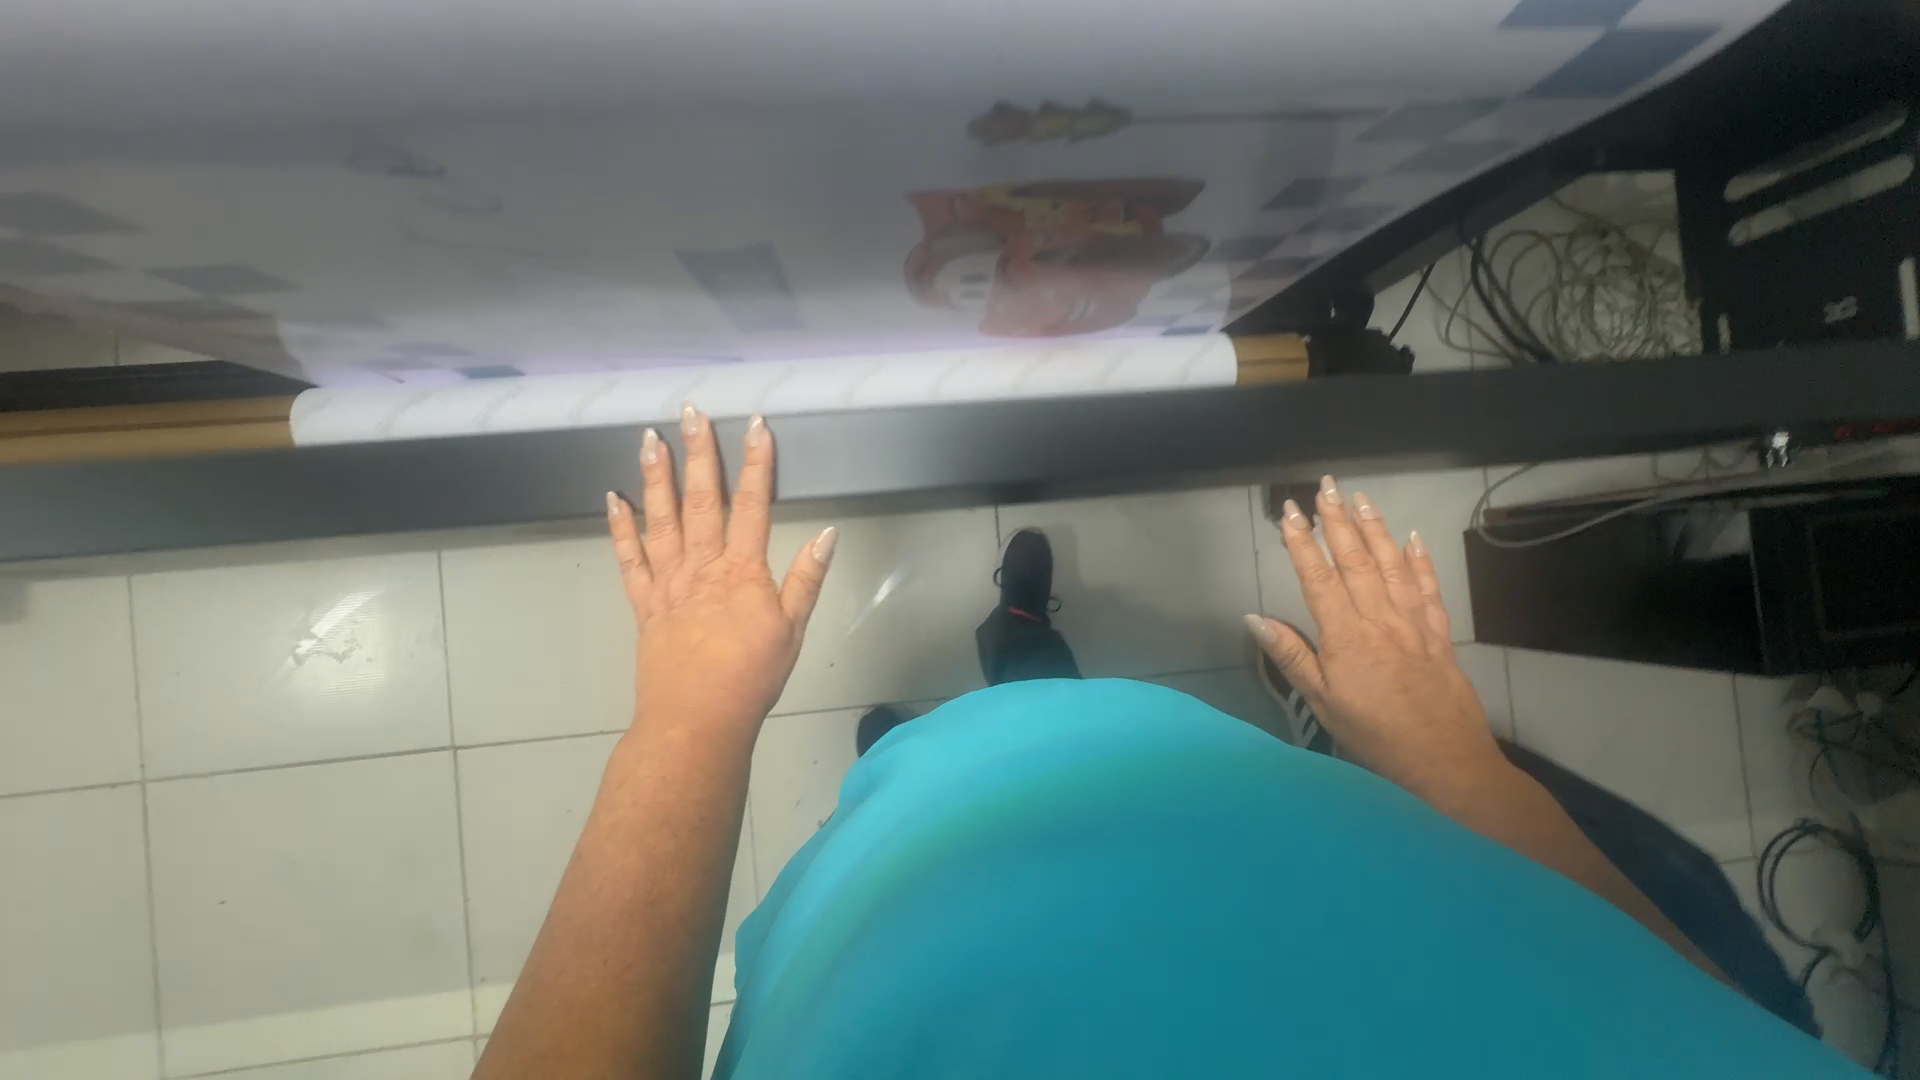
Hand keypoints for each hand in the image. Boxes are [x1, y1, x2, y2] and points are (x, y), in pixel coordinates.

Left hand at [606, 404, 835, 730]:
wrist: (697, 718)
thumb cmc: (751, 676)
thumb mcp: (793, 629)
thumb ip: (807, 578)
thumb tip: (827, 532)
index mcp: (743, 570)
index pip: (754, 504)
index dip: (757, 462)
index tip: (756, 424)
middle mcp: (702, 565)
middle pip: (702, 499)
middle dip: (699, 452)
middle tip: (691, 411)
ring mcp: (668, 582)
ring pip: (661, 519)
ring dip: (656, 476)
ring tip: (650, 438)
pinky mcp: (645, 602)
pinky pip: (629, 558)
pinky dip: (620, 527)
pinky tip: (613, 498)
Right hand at [1245, 476, 1500, 792]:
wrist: (1446, 761)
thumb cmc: (1375, 734)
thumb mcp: (1322, 701)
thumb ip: (1291, 656)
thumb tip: (1254, 618)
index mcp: (1347, 637)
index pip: (1319, 579)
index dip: (1302, 543)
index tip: (1289, 511)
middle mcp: (1381, 620)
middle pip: (1357, 561)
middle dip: (1337, 520)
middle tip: (1325, 486)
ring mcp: (1414, 624)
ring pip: (1393, 565)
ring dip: (1375, 528)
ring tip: (1360, 498)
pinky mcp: (1439, 634)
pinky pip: (1428, 589)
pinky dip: (1420, 560)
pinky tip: (1412, 537)